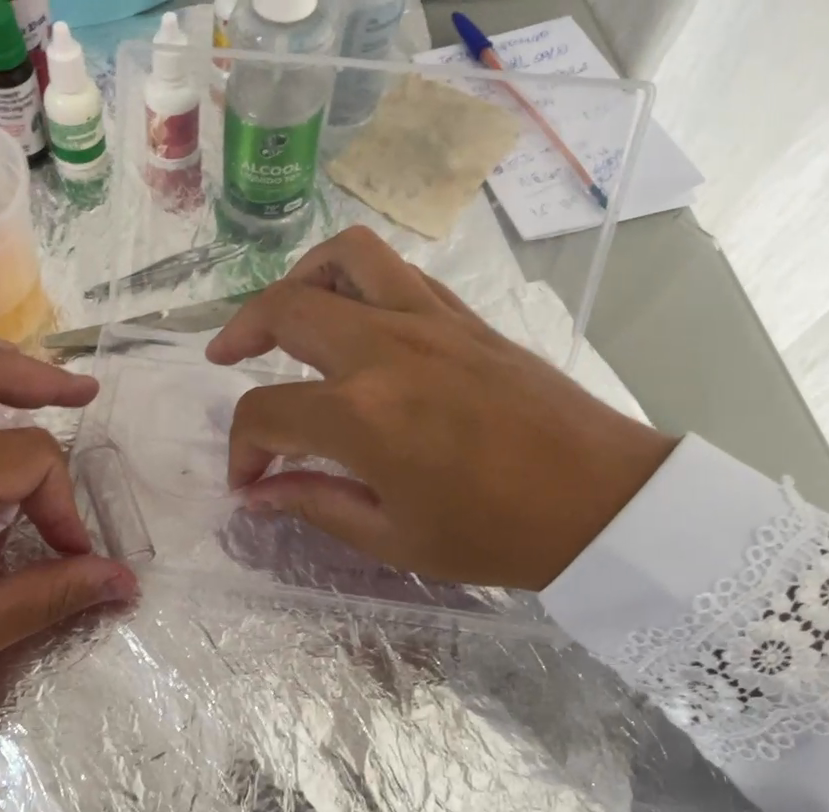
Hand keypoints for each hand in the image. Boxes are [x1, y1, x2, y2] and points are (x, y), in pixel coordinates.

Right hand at [208, 226, 674, 590]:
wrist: (603, 501)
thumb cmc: (496, 535)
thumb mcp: (393, 536)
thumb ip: (315, 504)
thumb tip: (259, 494)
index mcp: (361, 415)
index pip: (265, 413)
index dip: (242, 450)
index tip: (250, 481)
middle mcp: (385, 350)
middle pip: (285, 309)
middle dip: (239, 334)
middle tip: (225, 361)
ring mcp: (429, 321)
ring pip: (344, 258)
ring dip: (297, 278)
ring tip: (284, 313)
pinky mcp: (464, 316)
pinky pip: (397, 270)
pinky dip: (358, 280)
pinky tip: (353, 319)